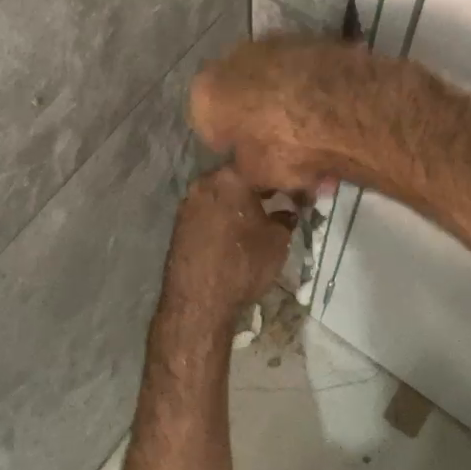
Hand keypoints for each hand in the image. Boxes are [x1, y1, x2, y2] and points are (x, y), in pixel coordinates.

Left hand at [159, 166, 294, 331]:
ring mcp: (187, 202)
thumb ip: (285, 218)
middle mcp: (205, 182)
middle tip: (274, 203)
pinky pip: (206, 212)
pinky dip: (220, 218)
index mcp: (231, 177)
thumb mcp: (278, 241)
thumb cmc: (244, 264)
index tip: (293, 191)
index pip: (262, 168)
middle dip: (255, 189)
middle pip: (236, 179)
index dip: (280, 180)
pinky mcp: (177, 223)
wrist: (199, 301)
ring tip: (253, 220)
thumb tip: (288, 211)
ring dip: (235, 204)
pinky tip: (231, 233)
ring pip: (219, 195)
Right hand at [188, 36, 386, 193]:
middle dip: (257, 121)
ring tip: (314, 141)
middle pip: (241, 96)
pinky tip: (332, 121)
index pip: (206, 123)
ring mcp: (276, 44)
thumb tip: (247, 163)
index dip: (228, 145)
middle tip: (279, 150)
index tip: (246, 160)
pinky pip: (306, 76)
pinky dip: (313, 95)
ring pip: (275, 84)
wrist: (346, 110)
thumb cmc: (285, 148)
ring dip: (287, 107)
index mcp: (206, 92)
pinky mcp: (314, 39)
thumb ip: (244, 167)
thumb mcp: (256, 176)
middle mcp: (234, 59)